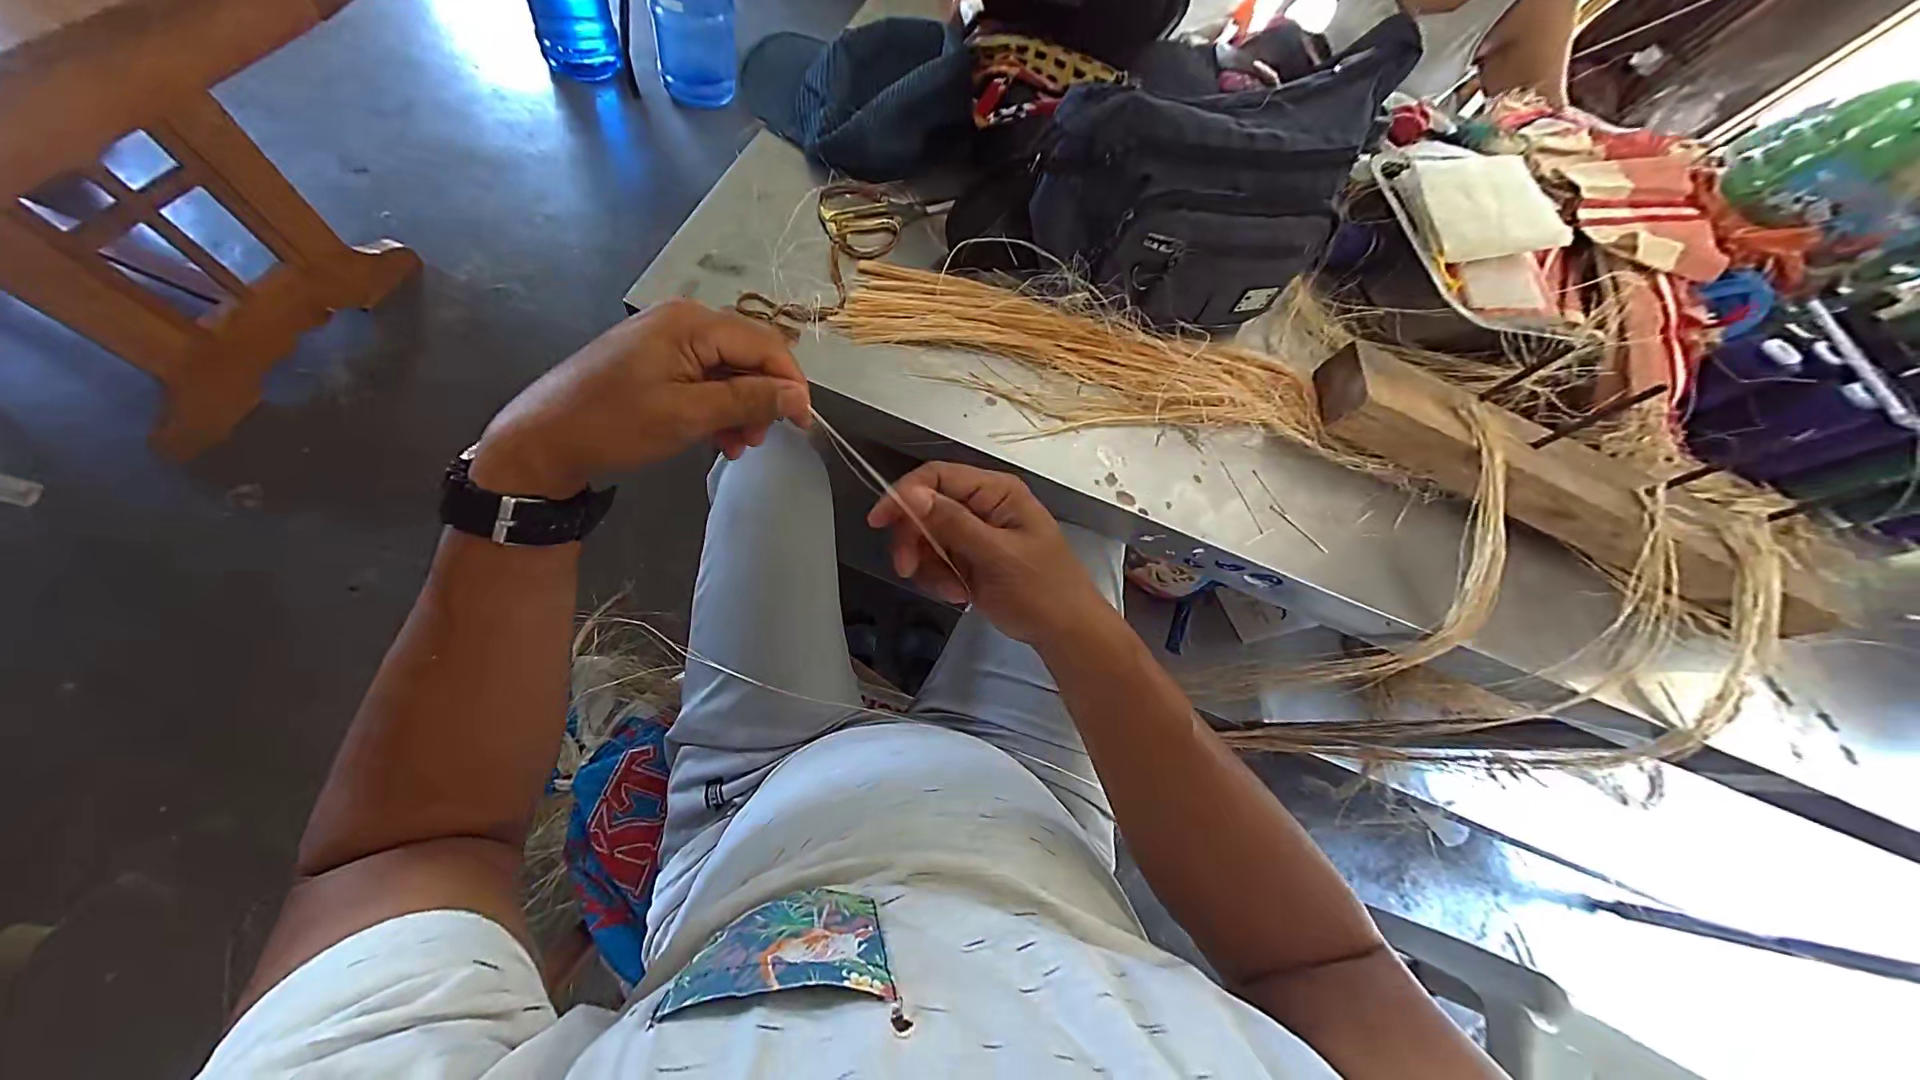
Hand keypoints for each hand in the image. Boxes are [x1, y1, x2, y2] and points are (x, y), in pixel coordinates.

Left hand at [469, 299, 811, 496]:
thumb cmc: (614, 424)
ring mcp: (670, 340)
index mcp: (692, 322)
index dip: (791, 383)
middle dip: (763, 399)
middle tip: (759, 439)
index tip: (803, 424)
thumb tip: (799, 397)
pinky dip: (720, 410)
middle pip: (750, 357)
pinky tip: (718, 438)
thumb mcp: (688, 415)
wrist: (544, 440)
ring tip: (736, 445)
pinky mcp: (660, 362)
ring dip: (742, 409)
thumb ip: (748, 401)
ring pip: (731, 373)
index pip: (765, 344)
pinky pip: (708, 381)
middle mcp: (685, 321)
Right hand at [866, 462, 1111, 644]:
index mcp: (996, 492)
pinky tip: (960, 594)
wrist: (1065, 631)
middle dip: (914, 540)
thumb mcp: (997, 554)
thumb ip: (953, 522)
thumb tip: (911, 494)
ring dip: (930, 566)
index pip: (937, 477)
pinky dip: (939, 579)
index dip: (904, 495)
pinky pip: (936, 561)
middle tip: (909, 568)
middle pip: (925, 508)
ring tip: (954, 590)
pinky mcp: (969, 559)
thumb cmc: (1042, 588)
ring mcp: (974, 534)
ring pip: (926, 538)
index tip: (880, 522)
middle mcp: (982, 506)